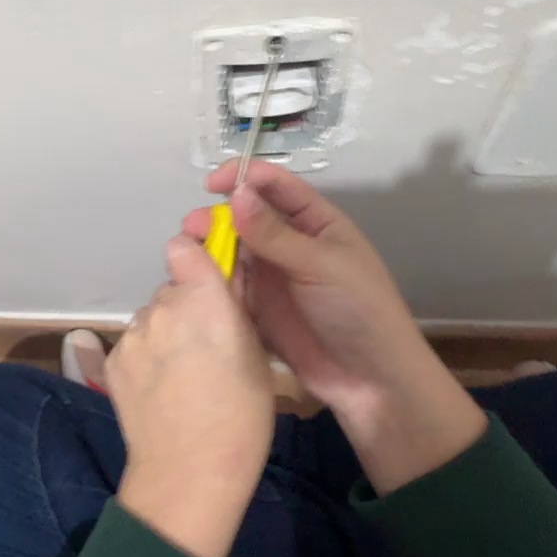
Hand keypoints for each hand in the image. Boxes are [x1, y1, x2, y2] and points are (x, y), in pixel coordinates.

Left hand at [106, 235, 275, 556]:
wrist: (188, 472)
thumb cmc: (241, 416)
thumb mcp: (256, 356)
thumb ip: (238, 309)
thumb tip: (230, 279)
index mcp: (204, 300)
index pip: (183, 247)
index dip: (193, 257)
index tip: (205, 276)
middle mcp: (162, 308)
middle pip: (171, 290)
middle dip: (186, 307)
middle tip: (204, 346)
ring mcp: (132, 336)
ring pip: (151, 319)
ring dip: (164, 334)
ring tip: (182, 375)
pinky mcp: (112, 362)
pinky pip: (134, 346)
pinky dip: (145, 359)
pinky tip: (160, 391)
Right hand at [183, 163, 486, 493]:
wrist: (370, 380)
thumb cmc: (358, 310)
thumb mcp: (320, 265)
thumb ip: (275, 233)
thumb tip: (236, 194)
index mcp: (315, 224)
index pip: (276, 186)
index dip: (244, 177)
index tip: (211, 184)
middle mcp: (288, 246)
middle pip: (244, 219)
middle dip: (216, 218)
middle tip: (192, 228)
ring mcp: (270, 279)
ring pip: (230, 253)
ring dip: (207, 250)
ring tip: (186, 256)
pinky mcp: (256, 311)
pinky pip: (227, 290)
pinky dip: (209, 284)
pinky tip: (194, 284)